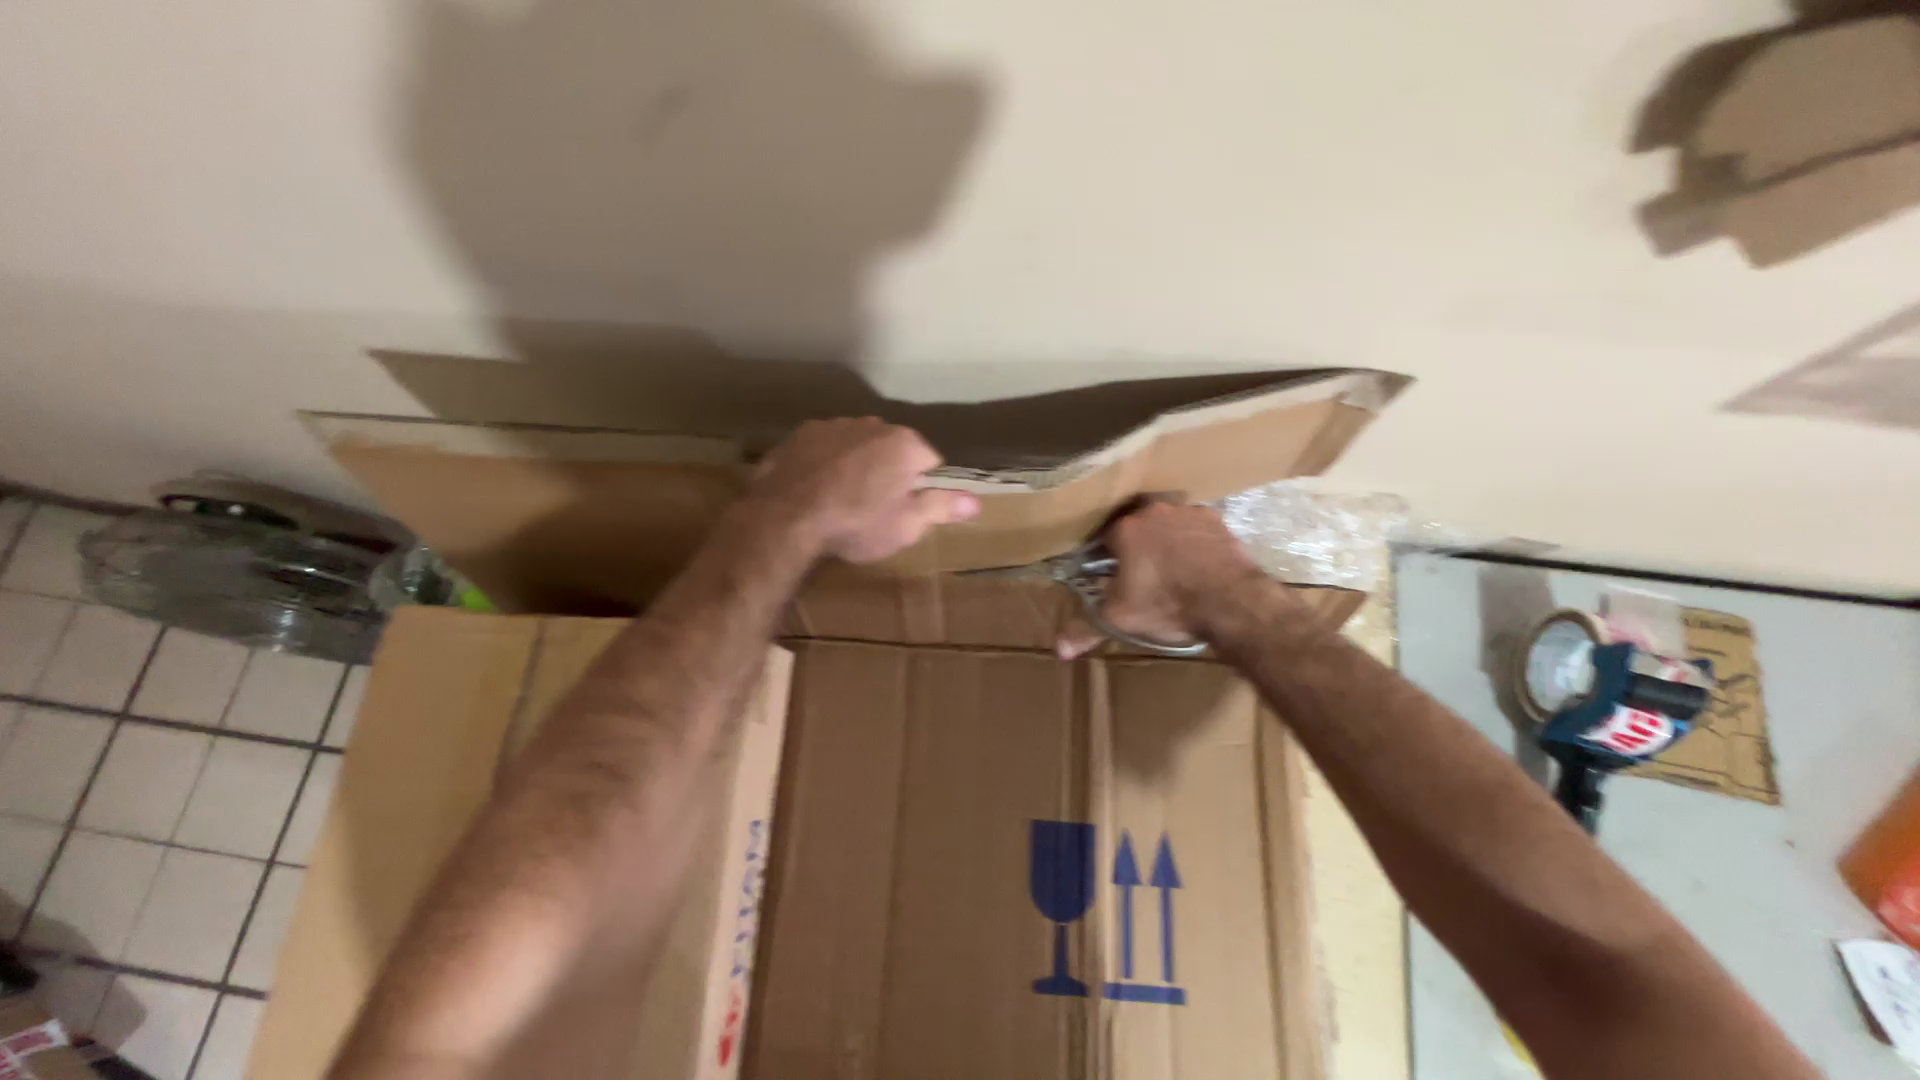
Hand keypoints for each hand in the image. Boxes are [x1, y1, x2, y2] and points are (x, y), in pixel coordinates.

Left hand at [748, 418, 979, 562]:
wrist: (786, 518)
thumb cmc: (856, 523)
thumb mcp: (907, 524)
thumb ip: (942, 507)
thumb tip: (976, 501)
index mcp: (905, 443)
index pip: (929, 460)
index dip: (921, 486)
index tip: (906, 509)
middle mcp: (872, 424)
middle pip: (891, 449)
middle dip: (887, 472)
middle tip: (873, 508)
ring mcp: (832, 426)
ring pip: (855, 446)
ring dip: (854, 465)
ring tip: (841, 500)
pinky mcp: (799, 435)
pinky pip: (822, 449)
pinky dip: (823, 464)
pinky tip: (814, 491)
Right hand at [1057, 500, 1277, 658]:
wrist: (1230, 602)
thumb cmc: (1168, 606)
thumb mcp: (1120, 619)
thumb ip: (1085, 628)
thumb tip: (1059, 649)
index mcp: (1126, 529)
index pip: (1105, 537)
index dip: (1106, 556)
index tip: (1110, 574)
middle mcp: (1155, 512)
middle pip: (1137, 524)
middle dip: (1137, 543)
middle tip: (1142, 570)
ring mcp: (1188, 513)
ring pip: (1168, 522)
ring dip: (1166, 539)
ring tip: (1172, 568)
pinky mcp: (1217, 521)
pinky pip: (1197, 527)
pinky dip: (1194, 541)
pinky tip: (1198, 563)